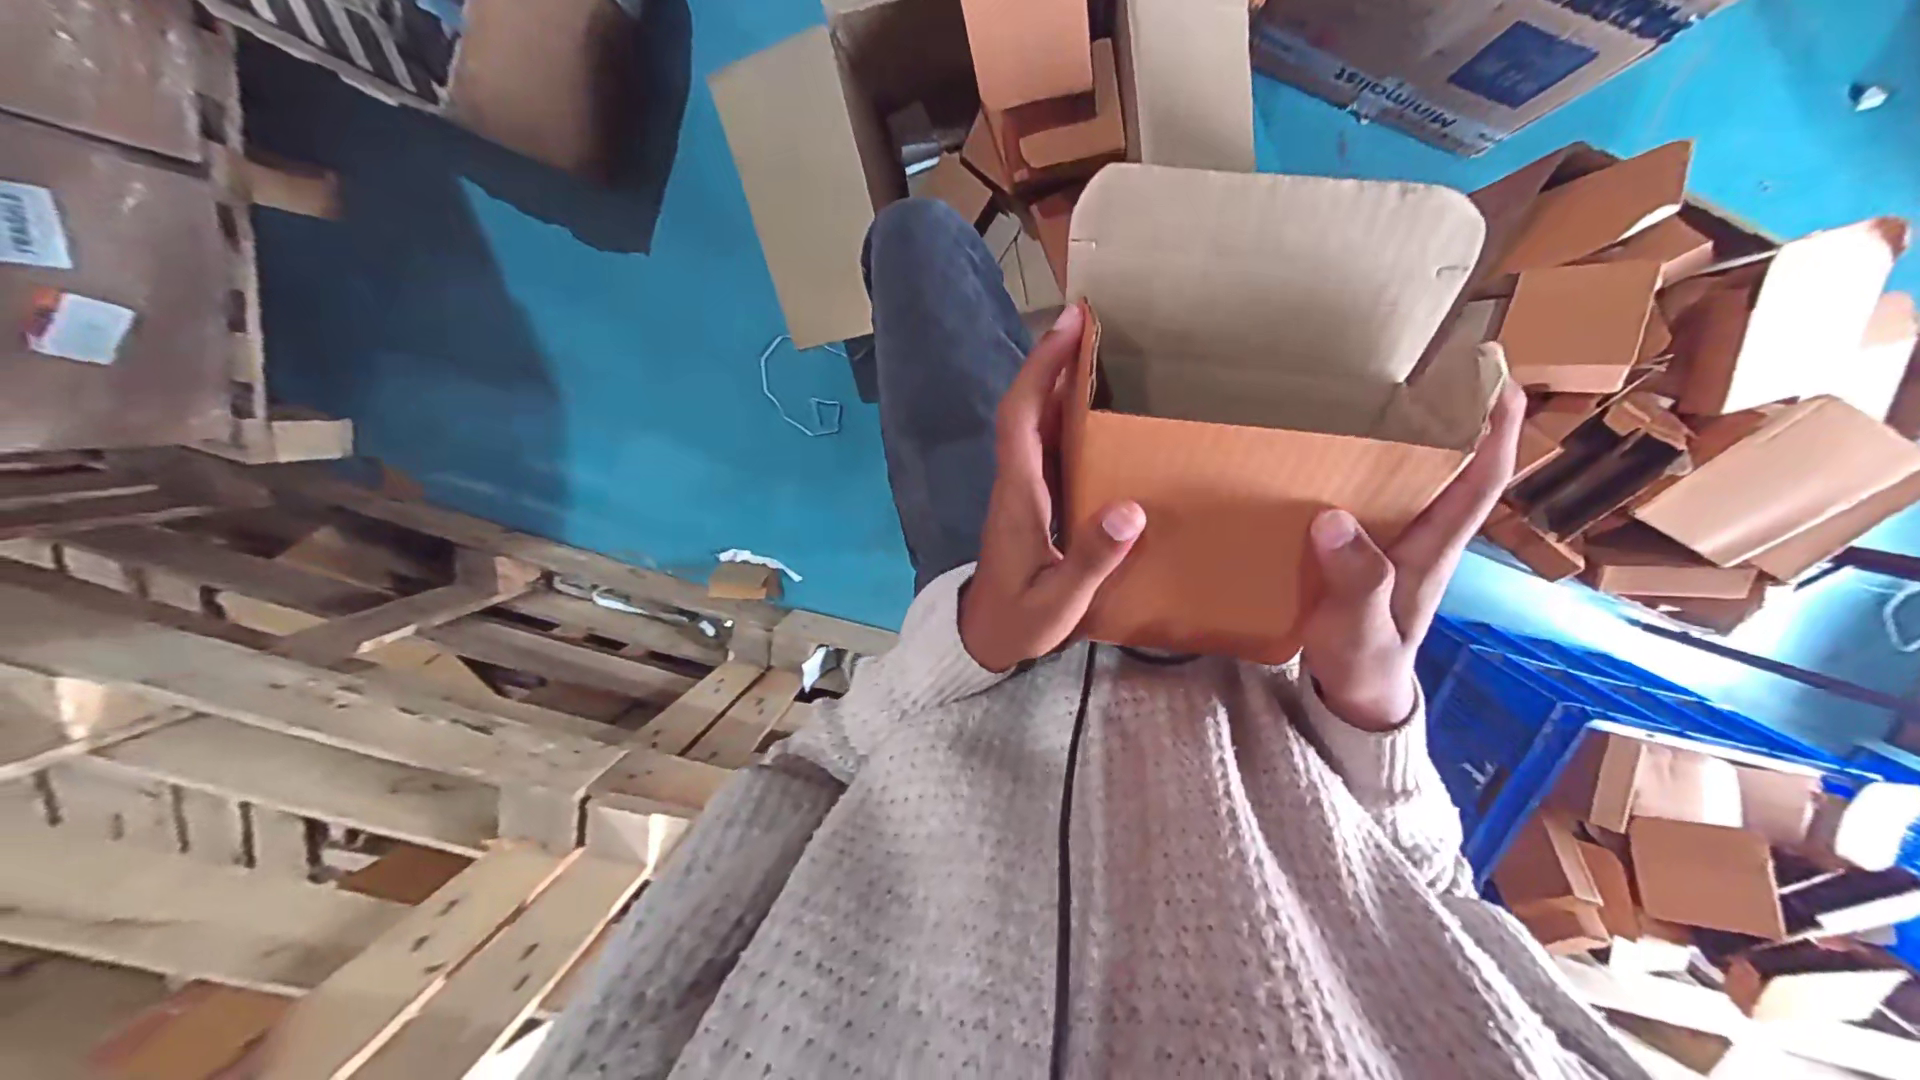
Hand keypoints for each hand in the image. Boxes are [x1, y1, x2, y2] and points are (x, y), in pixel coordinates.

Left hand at [959, 303, 1146, 672]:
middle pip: (1025, 407)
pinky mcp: (1031, 502)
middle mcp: (1015, 482)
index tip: (1069, 326)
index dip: (1040, 368)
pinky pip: (1046, 446)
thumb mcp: (1058, 600)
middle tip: (1091, 322)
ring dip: (1058, 384)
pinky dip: (1065, 418)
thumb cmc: (1017, 621)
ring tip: (1099, 355)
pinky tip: (1096, 415)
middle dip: (1051, 360)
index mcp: (1018, 497)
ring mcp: (1021, 491)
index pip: (1020, 417)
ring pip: (1034, 423)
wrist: (982, 638)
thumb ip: (1090, 559)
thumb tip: (1130, 508)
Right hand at [1301, 360, 1524, 730]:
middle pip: (1443, 468)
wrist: (1352, 693)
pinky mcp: (1355, 554)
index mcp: (1432, 550)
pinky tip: (1315, 462)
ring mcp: (1386, 546)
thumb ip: (1354, 583)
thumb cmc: (1365, 664)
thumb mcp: (1360, 631)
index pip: (1479, 482)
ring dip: (1392, 443)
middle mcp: (1416, 538)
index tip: (1496, 379)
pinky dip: (1347, 476)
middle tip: (1414, 374)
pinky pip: (1357, 503)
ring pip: (1400, 483)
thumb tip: (1332, 517)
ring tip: (1359, 404)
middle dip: (1443, 418)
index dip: (1494, 431)